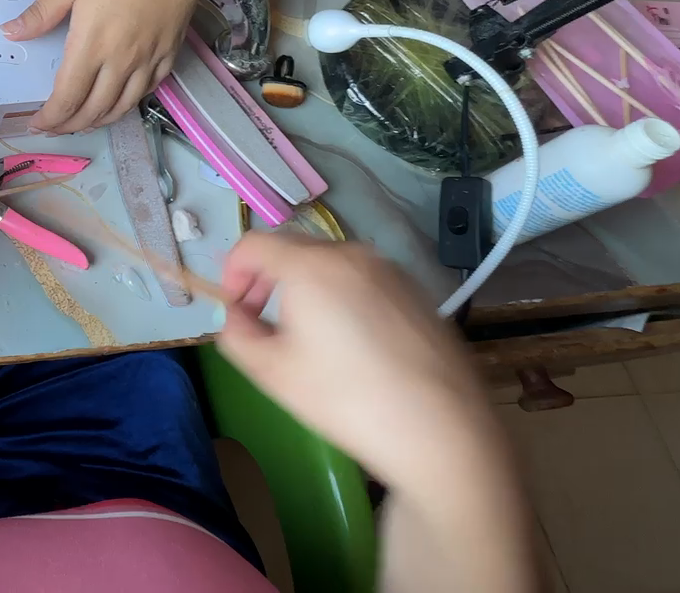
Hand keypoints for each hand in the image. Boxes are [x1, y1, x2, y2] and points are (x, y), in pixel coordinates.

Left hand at [3, 0, 221, 133]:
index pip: (67, 99)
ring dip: (98, 121)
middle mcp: (122, 61)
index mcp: (92, 45)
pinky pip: (148, 91)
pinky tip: (118, 100)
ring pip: (122, 107)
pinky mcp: (171, 52)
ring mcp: (150, 59)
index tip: (36, 124)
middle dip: (70, 126)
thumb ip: (41, 13)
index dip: (50, 119)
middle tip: (54, 127)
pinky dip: (128, 103)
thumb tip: (7, 34)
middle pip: (94, 111)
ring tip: (82, 122)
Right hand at [216, 231, 504, 491]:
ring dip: (304, 288)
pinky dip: (342, 297)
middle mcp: (350, 253)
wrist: (447, 436)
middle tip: (263, 323)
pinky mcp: (418, 293)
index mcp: (310, 264)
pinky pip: (362, 281)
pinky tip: (353, 345)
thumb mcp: (270, 372)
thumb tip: (238, 317)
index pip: (252, 244)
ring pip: (328, 264)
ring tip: (310, 337)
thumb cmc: (349, 400)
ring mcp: (390, 271)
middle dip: (266, 280)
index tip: (235, 309)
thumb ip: (235, 333)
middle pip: (290, 249)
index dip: (232, 272)